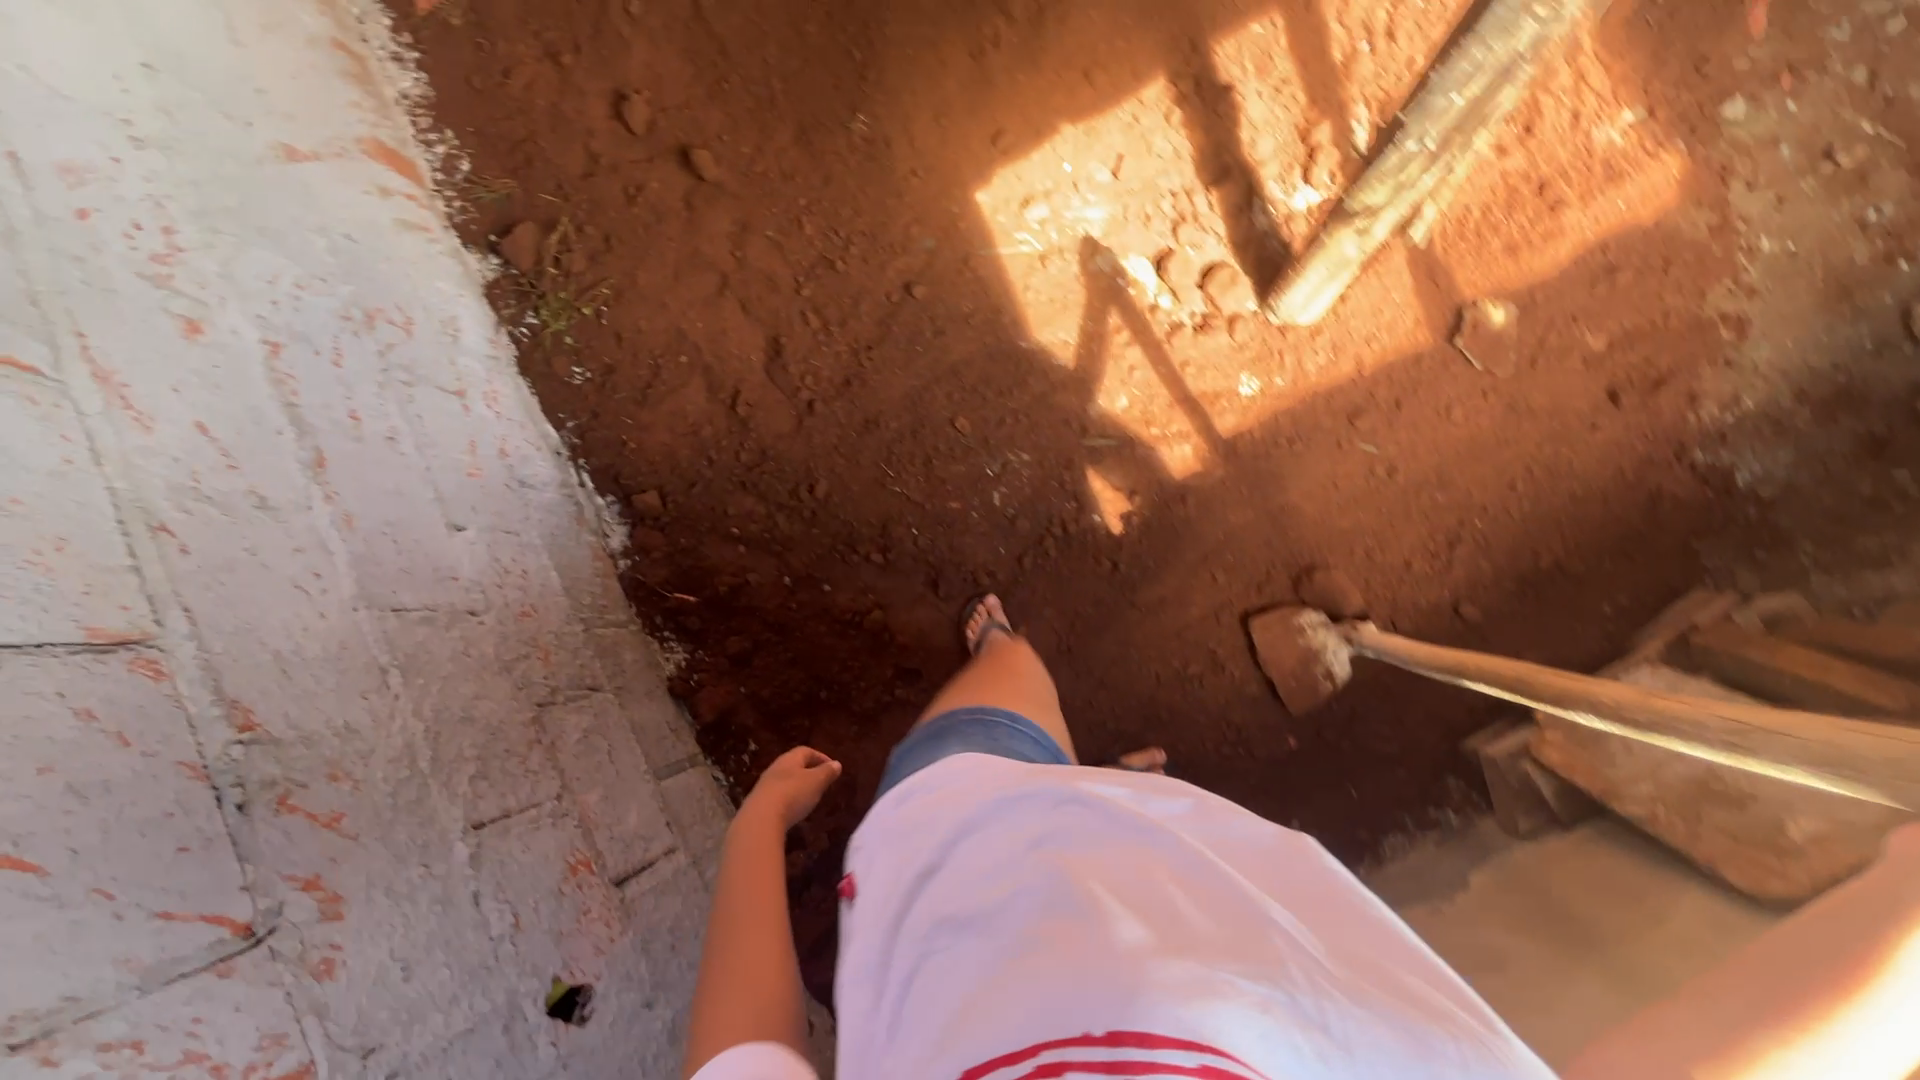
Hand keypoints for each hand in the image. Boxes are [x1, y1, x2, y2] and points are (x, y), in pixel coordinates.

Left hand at [740, 746, 841, 829]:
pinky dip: (788, 800)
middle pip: (793, 765)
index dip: (820, 757)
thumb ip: (827, 772)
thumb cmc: (793, 794)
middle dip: (808, 771)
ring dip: (797, 786)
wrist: (760, 819)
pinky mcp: (759, 803)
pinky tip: (793, 810)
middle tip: (821, 781)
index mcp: (789, 759)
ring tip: (809, 797)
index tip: (832, 767)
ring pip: (784, 781)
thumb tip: (836, 764)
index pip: (806, 751)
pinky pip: (777, 796)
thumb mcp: (816, 782)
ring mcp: (764, 786)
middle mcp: (775, 769)